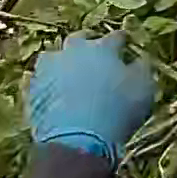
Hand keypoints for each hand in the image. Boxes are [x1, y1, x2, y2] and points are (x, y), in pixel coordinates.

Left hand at [27, 32, 155, 166]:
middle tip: (95, 56)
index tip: (127, 45)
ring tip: (69, 73)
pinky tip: (53, 93)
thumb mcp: (145, 88)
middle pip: (80, 39)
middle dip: (88, 44)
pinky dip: (46, 84)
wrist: (78, 141)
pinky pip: (36, 81)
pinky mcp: (32, 91)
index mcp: (104, 47)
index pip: (116, 37)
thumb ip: (143, 68)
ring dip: (62, 61)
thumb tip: (140, 59)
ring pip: (53, 57)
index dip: (123, 41)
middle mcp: (74, 51)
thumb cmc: (118, 110)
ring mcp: (49, 70)